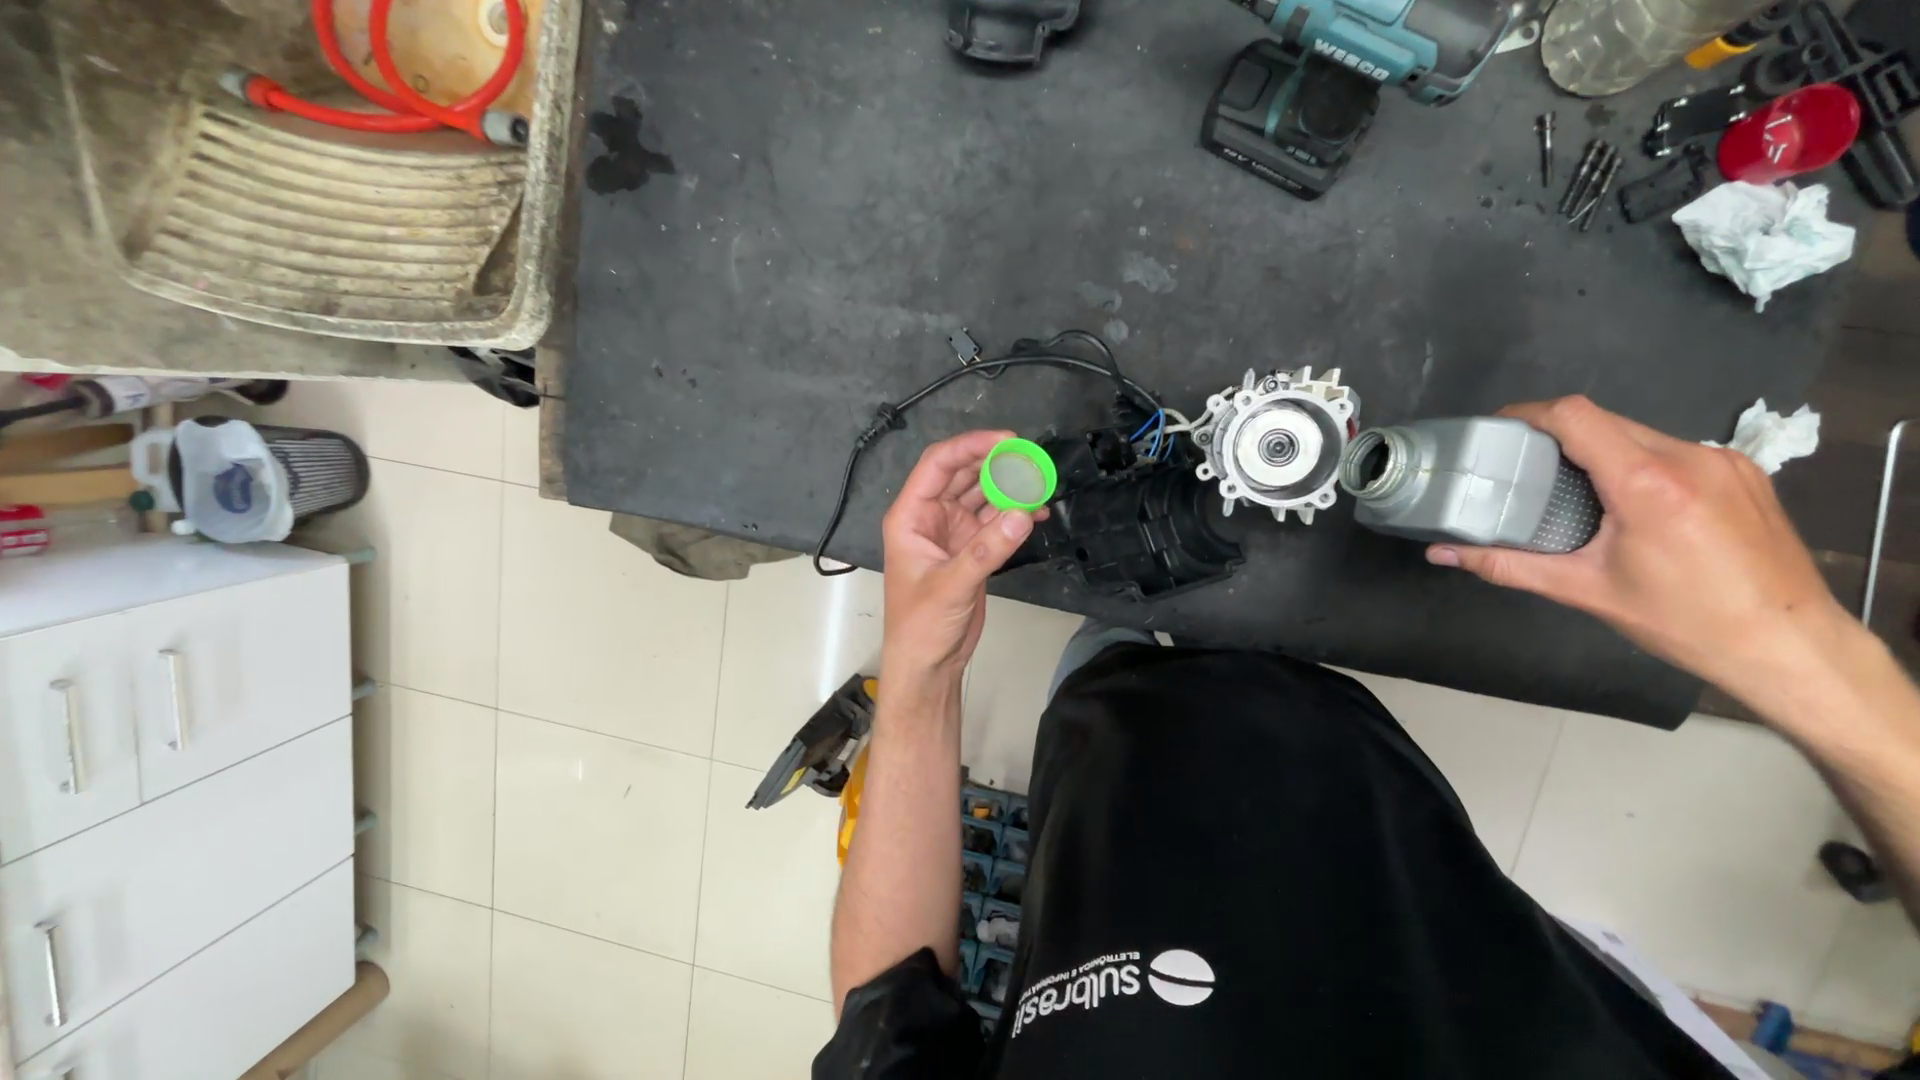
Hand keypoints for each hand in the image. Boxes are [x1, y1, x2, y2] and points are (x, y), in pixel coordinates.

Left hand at [879, 431, 1043, 684]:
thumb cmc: (920, 626)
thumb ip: (986, 551)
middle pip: (963, 474)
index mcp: (910, 516)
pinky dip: (1015, 514)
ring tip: (1039, 483)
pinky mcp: (971, 550)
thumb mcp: (950, 587)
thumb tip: (1023, 513)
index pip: (939, 465)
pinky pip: (995, 521)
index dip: (970, 446)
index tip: (1007, 441)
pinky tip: (1037, 512)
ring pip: (982, 495)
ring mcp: (952, 532)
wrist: (928, 665)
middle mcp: (930, 518)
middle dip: (995, 463)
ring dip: (1008, 487)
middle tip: (1031, 459)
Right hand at [1426, 396, 1853, 707]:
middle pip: (1605, 421)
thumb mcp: (1585, 591)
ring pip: (1641, 434)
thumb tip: (1441, 553)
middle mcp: (1690, 457)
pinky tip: (1628, 504)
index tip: (1497, 430)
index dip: (1529, 413)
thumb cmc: (1682, 621)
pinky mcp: (1745, 473)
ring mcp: (1724, 461)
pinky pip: (1674, 451)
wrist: (1790, 644)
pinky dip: (1638, 464)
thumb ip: (1507, 565)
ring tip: (1572, 490)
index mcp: (1647, 482)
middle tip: (1522, 467)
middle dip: (1557, 436)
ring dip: (1599, 451)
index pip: (1576, 416)